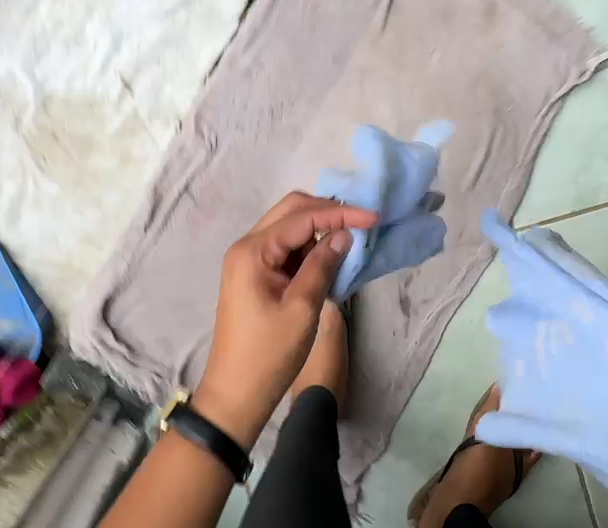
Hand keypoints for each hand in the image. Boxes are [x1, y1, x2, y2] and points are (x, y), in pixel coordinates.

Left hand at [192, 192, 378, 446]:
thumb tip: (344, 234)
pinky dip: (308, 246)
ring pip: (289, 226)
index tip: (372, 218)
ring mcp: (249, 260)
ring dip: (318, 228)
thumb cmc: (268, 355)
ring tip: (350, 238)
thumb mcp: (302, 308)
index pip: (301, 217)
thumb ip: (322, 265)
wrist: (235, 396)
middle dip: (327, 212)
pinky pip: (285, 247)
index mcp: (253, 251)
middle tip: (361, 222)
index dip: (339, 213)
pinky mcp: (255, 274)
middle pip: (291, 211)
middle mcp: (247, 246)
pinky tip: (329, 255)